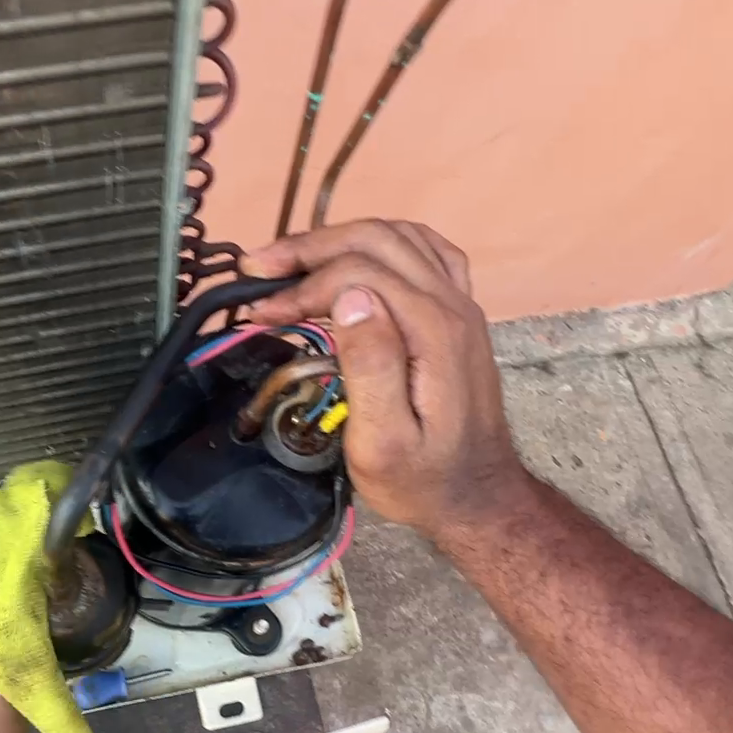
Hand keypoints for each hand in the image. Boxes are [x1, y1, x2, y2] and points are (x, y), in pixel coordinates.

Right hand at [238, 220, 529, 542]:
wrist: (474, 495)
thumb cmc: (420, 479)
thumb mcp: (384, 441)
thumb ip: (371, 367)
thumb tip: (351, 299)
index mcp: (433, 332)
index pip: (359, 275)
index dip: (302, 287)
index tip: (260, 314)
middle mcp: (453, 305)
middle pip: (377, 240)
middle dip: (309, 248)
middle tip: (258, 266)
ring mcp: (461, 303)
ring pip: (397, 237)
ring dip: (338, 240)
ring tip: (290, 262)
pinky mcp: (458, 312)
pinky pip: (423, 251)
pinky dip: (379, 244)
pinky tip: (352, 258)